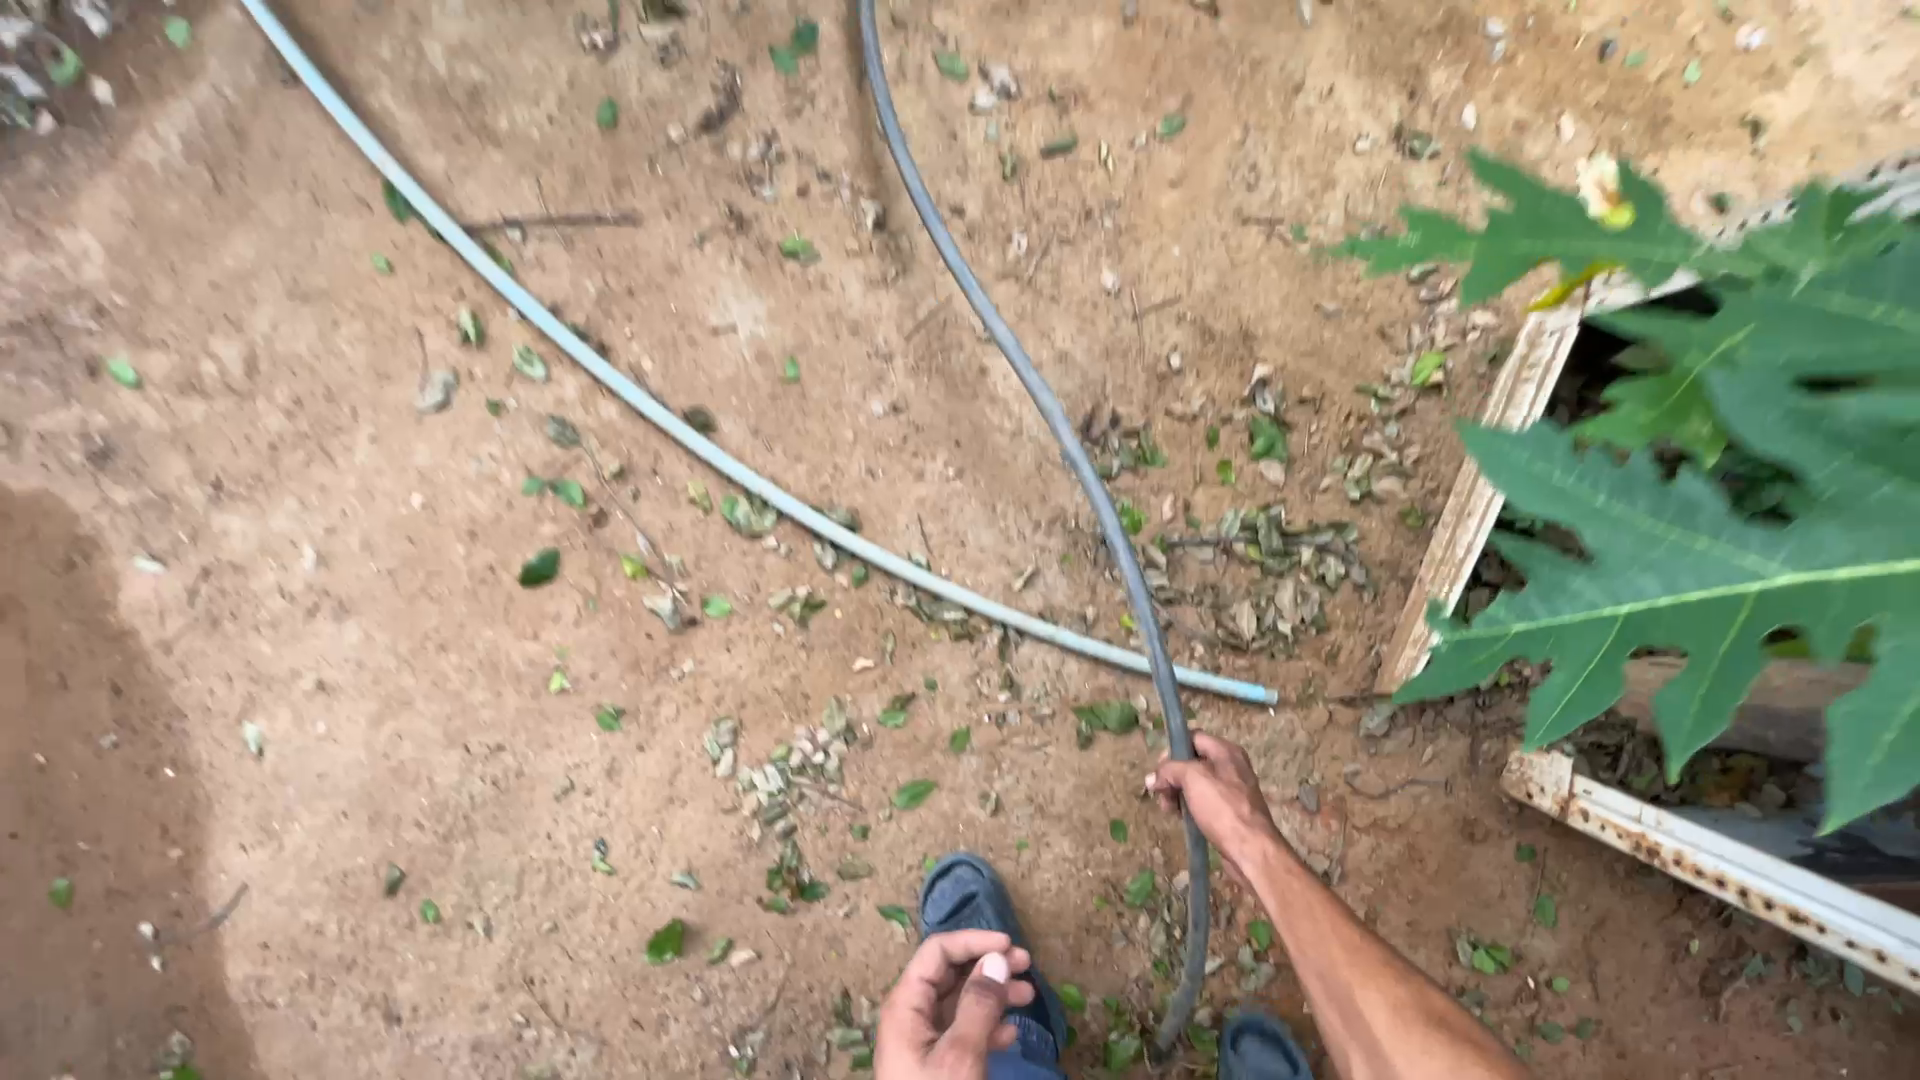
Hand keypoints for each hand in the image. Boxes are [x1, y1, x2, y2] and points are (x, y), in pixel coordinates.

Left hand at [874, 929, 1036, 1079]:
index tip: (1010, 946)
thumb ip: (979, 1005)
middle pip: (950, 974)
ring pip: (960, 1003)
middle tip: (1027, 965)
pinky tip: (1012, 1034)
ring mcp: (923, 1043)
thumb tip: (998, 958)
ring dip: (994, 995)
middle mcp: (911, 1017)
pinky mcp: (936, 1068)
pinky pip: (963, 1033)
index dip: (973, 941)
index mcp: (906, 1006)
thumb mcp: (960, 1057)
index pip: (937, 952)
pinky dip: (988, 1027)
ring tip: (1029, 996)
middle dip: (988, 966)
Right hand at [1147, 732, 1287, 883]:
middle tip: (1160, 793)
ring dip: (1177, 793)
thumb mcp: (1192, 778)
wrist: (1251, 849)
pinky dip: (1189, 805)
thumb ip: (1169, 770)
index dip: (1173, 749)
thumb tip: (1152, 778)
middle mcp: (1230, 766)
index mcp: (1226, 752)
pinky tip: (1181, 817)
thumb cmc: (1222, 808)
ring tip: (1168, 809)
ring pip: (1195, 783)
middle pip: (1192, 761)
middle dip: (1172, 776)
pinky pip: (1203, 800)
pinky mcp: (1229, 810)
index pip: (1193, 737)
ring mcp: (1231, 789)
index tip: (1160, 769)